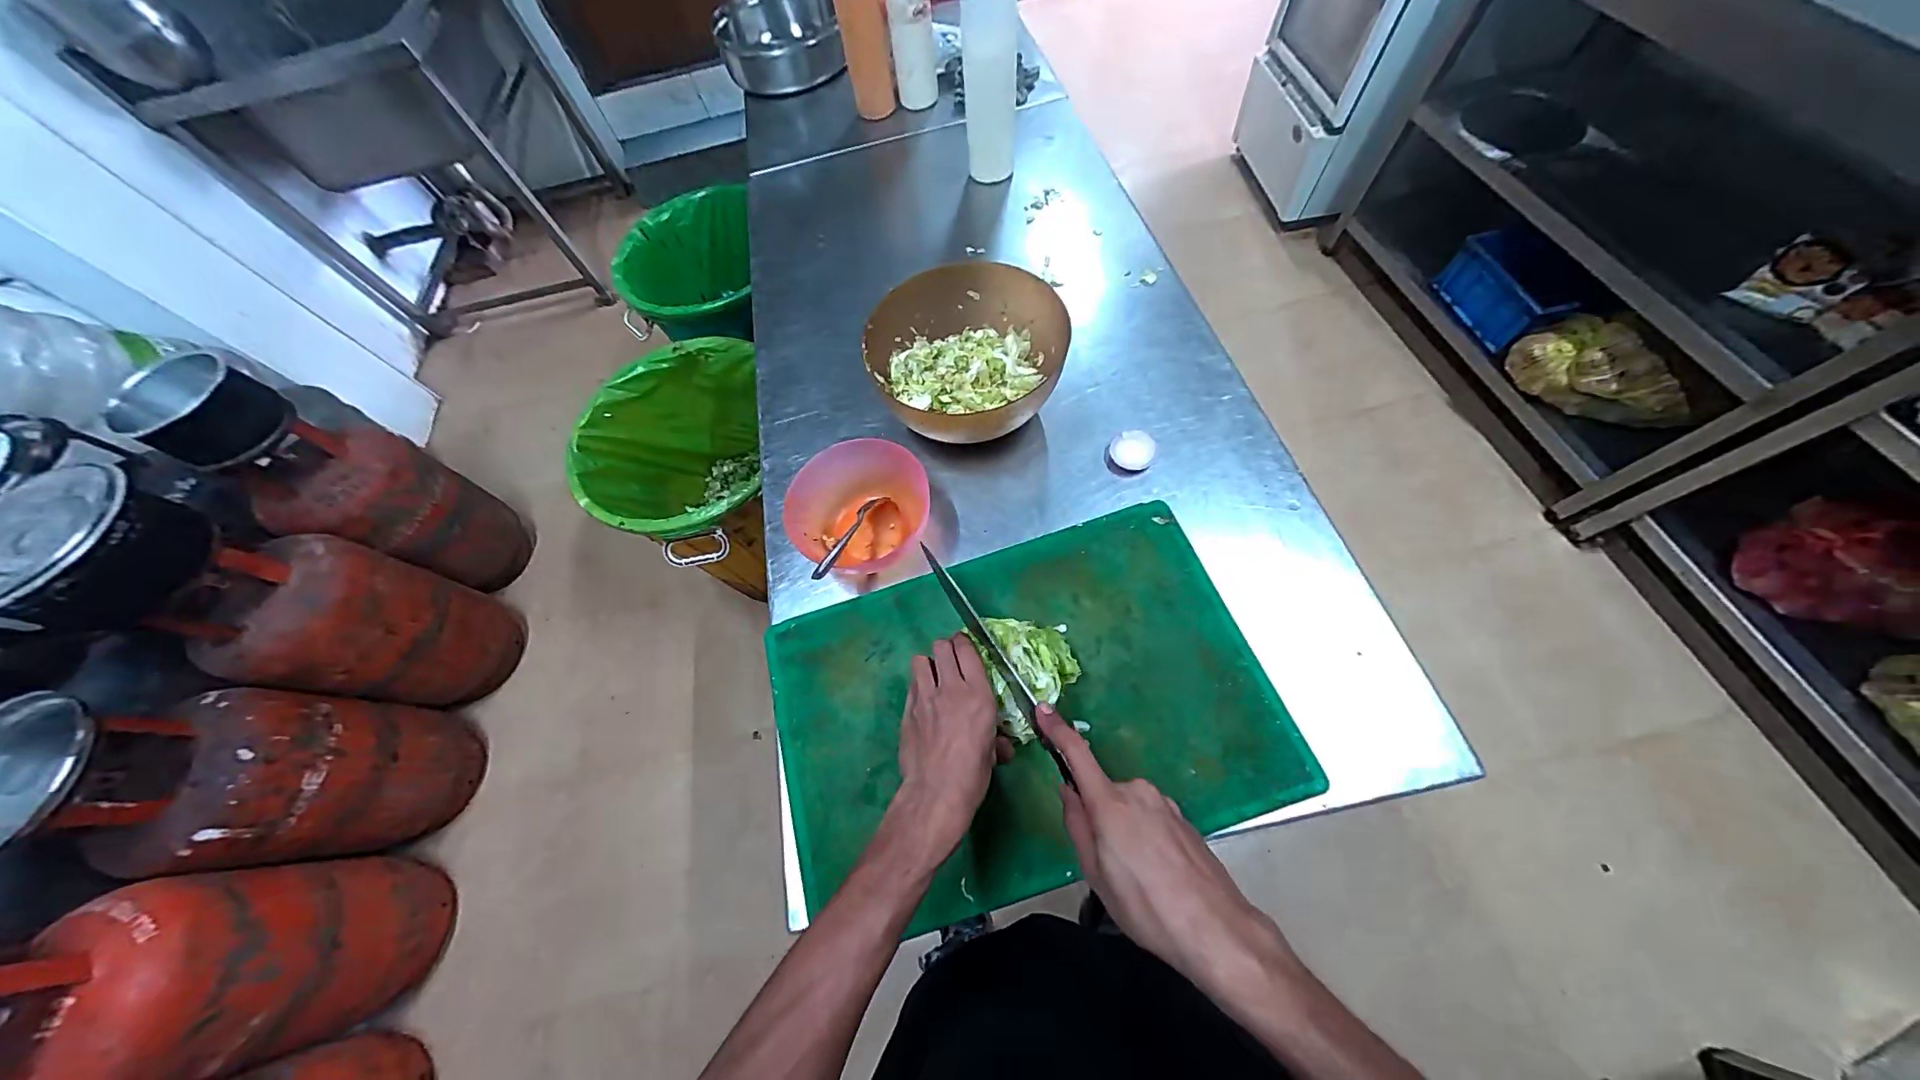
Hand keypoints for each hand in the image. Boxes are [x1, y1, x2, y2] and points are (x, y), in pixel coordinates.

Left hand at [890, 633, 1011, 868]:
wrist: (936, 791)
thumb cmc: (973, 774)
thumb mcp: (992, 752)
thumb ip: (996, 739)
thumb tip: (1001, 746)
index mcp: (978, 694)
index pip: (967, 650)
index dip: (965, 643)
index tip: (966, 647)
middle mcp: (951, 688)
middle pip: (942, 647)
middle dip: (946, 649)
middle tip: (951, 659)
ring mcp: (925, 697)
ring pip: (921, 659)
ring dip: (928, 664)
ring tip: (934, 677)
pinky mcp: (908, 710)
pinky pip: (912, 685)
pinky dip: (918, 685)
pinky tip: (924, 700)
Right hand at [1037, 704, 1298, 993]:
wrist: (1216, 928)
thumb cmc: (1146, 906)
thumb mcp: (1096, 873)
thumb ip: (1077, 825)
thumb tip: (1068, 791)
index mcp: (1110, 803)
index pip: (1077, 755)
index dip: (1058, 730)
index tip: (1044, 710)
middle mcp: (1138, 792)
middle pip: (1104, 793)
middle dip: (1099, 817)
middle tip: (1107, 863)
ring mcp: (1165, 804)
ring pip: (1128, 808)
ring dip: (1124, 830)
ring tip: (1138, 877)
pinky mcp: (1184, 818)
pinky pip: (1151, 818)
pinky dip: (1146, 838)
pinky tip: (1158, 875)